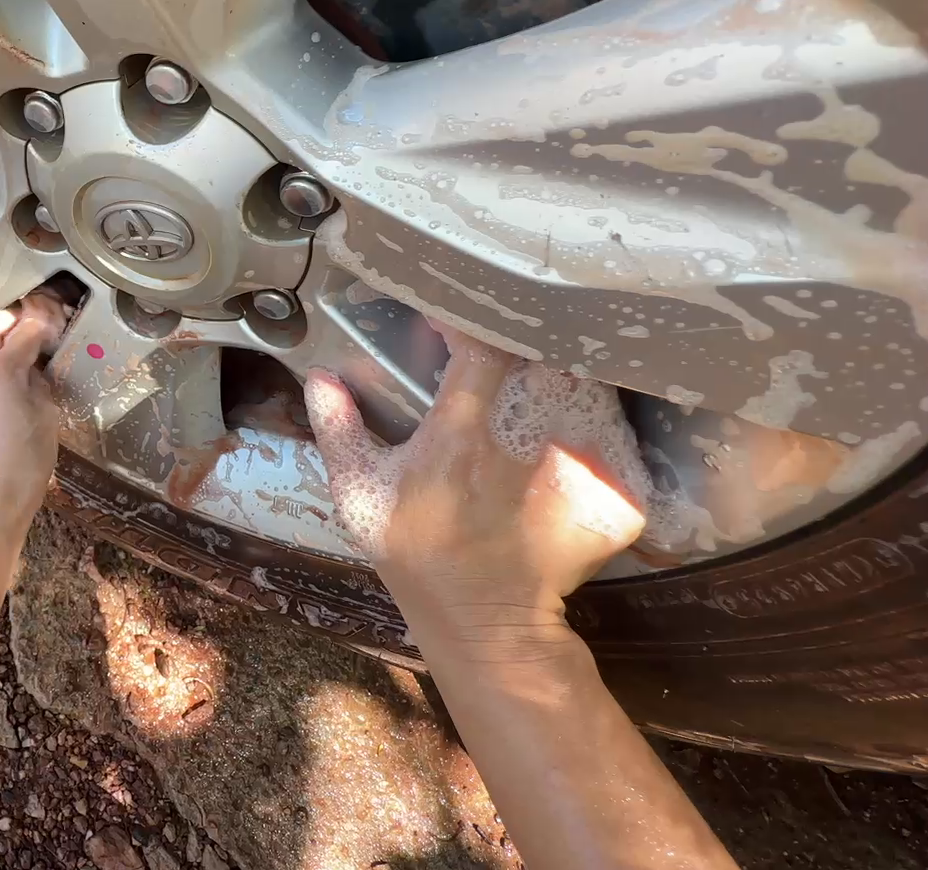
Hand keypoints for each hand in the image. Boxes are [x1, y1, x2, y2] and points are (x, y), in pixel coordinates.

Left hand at [0, 291, 66, 516]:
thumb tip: (36, 363)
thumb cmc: (29, 455)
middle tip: (38, 323)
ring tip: (21, 338)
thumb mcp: (46, 411)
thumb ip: (40, 378)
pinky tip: (9, 363)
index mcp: (1, 369)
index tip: (61, 319)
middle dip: (13, 317)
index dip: (44, 320)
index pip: (25, 329)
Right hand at [303, 326, 646, 653]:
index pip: (480, 356)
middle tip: (498, 332)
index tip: (448, 315)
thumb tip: (320, 376)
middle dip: (520, 341)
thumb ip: (338, 429)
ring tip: (536, 363)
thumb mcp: (356, 491)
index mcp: (458, 438)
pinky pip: (608, 441)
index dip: (468, 325)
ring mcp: (567, 471)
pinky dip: (589, 422)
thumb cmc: (409, 547)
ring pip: (579, 396)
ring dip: (556, 373)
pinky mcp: (604, 497)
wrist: (478, 613)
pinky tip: (570, 420)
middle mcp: (519, 445)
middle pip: (540, 366)